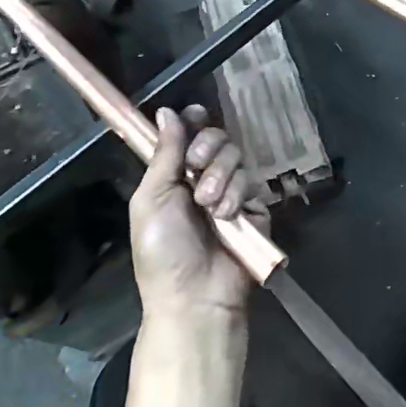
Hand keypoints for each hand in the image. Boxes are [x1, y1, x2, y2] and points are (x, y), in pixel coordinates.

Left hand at [129, 105, 271, 319]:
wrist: (194, 295)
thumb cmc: (162, 250)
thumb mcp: (152, 199)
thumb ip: (165, 154)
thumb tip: (166, 111)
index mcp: (174, 176)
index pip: (190, 135)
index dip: (195, 122)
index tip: (196, 114)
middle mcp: (203, 179)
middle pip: (217, 139)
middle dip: (207, 147)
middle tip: (196, 166)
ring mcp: (230, 193)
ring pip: (236, 158)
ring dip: (220, 177)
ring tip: (209, 206)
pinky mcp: (253, 208)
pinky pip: (251, 183)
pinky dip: (236, 196)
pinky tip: (227, 216)